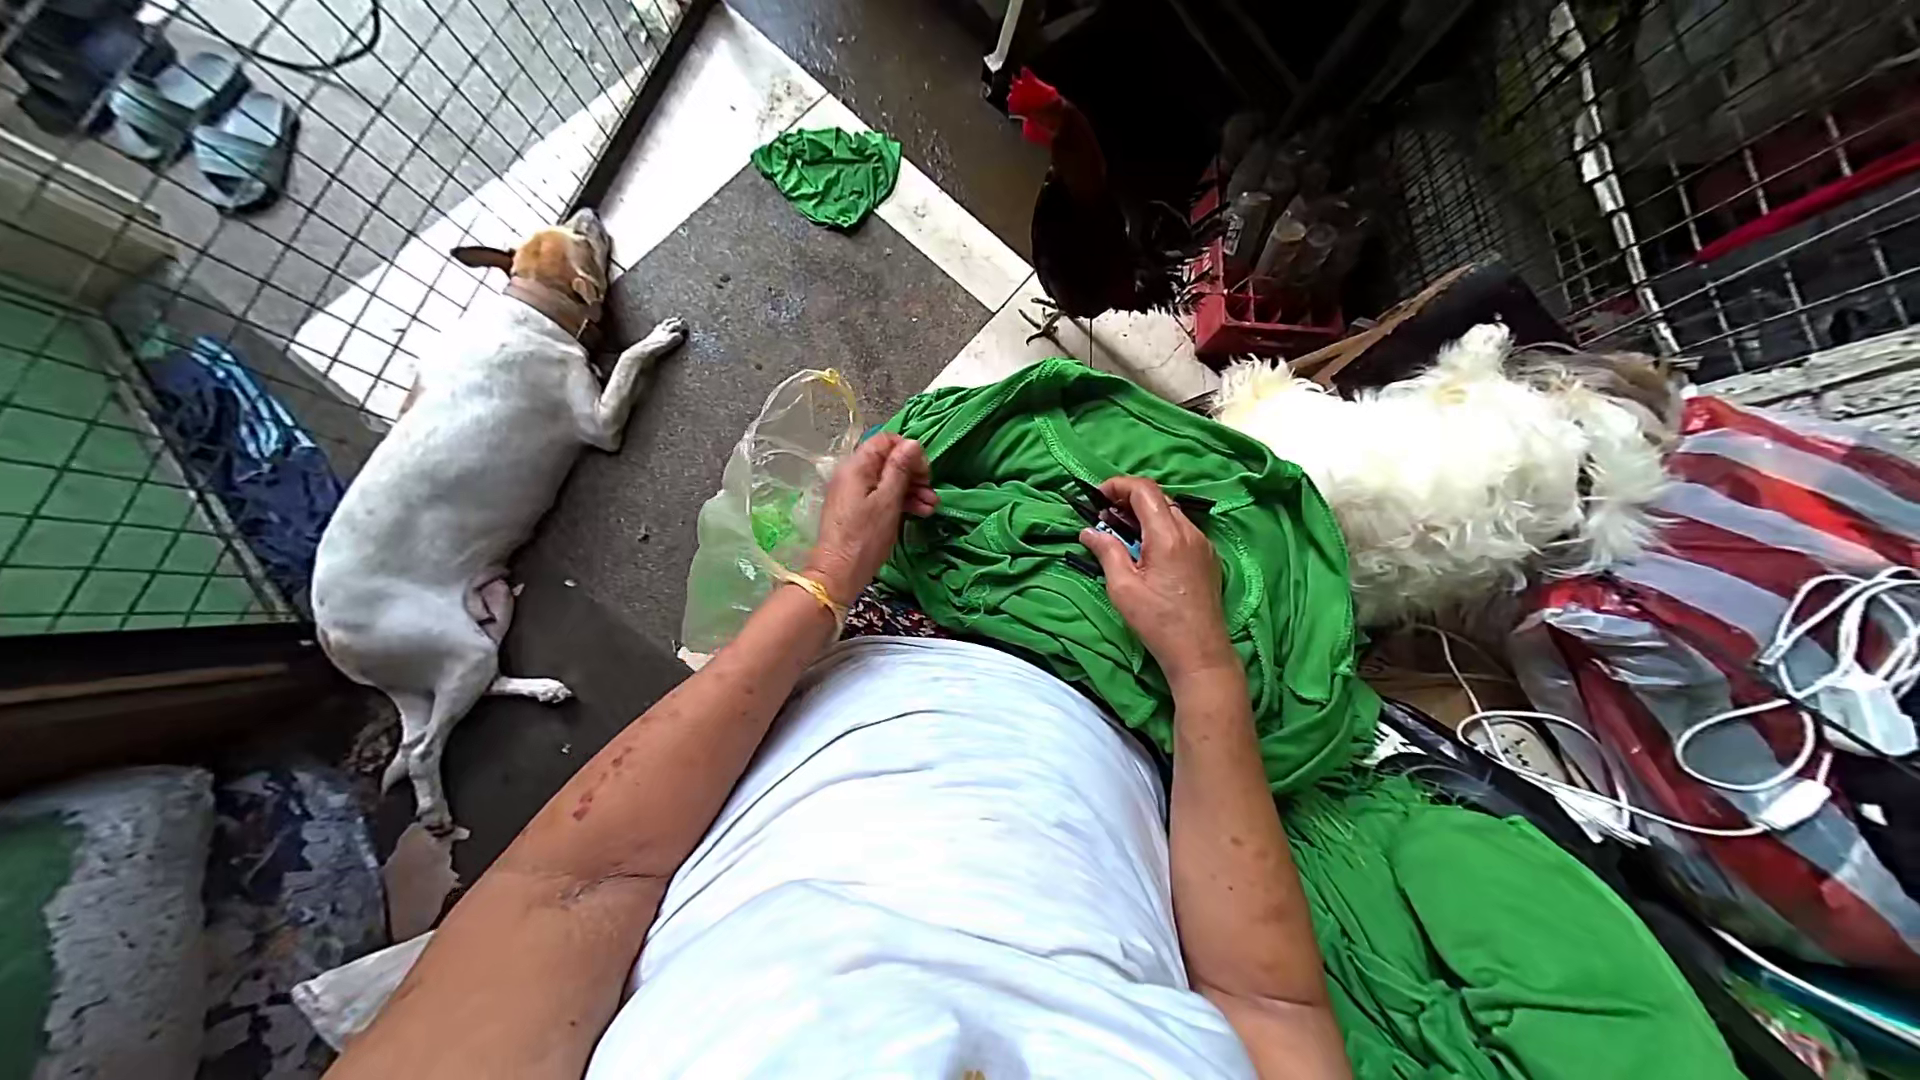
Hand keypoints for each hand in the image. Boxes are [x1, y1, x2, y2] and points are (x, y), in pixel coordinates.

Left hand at [805, 434, 938, 605]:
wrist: (839, 573)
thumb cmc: (864, 537)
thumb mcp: (888, 501)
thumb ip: (900, 469)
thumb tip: (913, 442)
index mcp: (857, 466)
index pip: (886, 440)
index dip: (909, 450)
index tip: (924, 471)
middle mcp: (853, 474)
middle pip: (888, 460)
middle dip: (914, 473)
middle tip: (931, 490)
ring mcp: (855, 492)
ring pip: (888, 480)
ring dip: (912, 489)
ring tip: (931, 507)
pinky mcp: (858, 509)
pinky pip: (882, 496)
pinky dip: (901, 501)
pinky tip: (920, 512)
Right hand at [1080, 476, 1238, 688]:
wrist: (1200, 653)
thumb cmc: (1158, 622)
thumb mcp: (1123, 587)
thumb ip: (1106, 551)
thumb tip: (1089, 531)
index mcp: (1168, 536)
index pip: (1144, 490)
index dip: (1118, 485)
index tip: (1098, 496)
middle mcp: (1190, 533)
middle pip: (1158, 498)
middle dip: (1128, 499)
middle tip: (1104, 516)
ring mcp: (1203, 545)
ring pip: (1171, 513)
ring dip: (1144, 515)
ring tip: (1120, 533)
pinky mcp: (1207, 558)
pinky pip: (1181, 530)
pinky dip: (1158, 528)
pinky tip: (1144, 549)